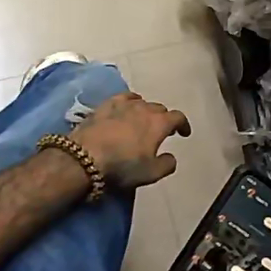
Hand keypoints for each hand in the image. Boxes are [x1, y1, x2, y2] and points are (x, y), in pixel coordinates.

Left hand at [69, 92, 190, 187]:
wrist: (86, 156)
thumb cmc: (122, 166)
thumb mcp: (151, 173)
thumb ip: (167, 164)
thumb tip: (170, 157)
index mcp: (158, 123)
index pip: (177, 117)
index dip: (183, 124)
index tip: (184, 133)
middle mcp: (143, 108)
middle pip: (159, 108)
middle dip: (163, 118)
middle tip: (162, 130)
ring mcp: (123, 104)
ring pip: (141, 102)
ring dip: (146, 110)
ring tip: (143, 119)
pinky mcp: (104, 105)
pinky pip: (123, 98)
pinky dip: (129, 102)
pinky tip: (126, 108)